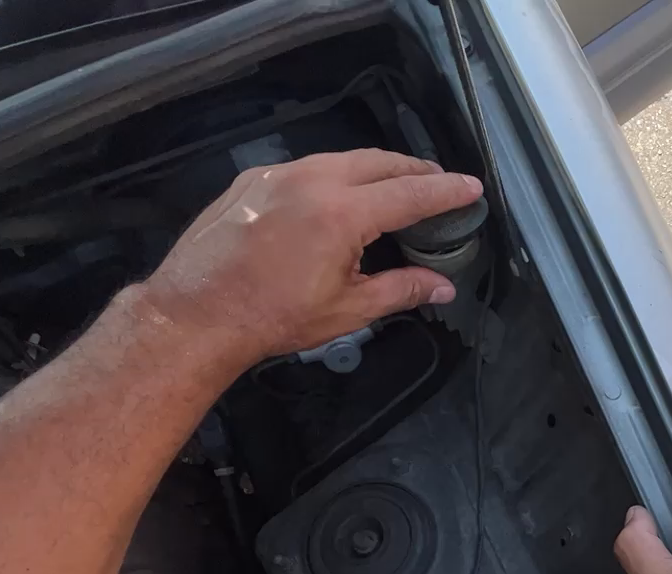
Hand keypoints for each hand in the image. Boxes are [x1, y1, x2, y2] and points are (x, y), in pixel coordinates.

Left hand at [139, 149, 483, 365]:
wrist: (198, 312)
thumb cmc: (278, 316)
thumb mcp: (351, 309)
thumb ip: (403, 290)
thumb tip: (443, 288)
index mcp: (341, 213)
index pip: (410, 193)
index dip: (447, 191)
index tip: (472, 187)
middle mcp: (311, 180)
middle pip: (379, 162)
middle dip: (416, 170)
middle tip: (440, 184)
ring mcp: (278, 174)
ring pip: (343, 159)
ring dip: (378, 170)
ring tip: (398, 189)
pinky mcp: (254, 180)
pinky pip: (310, 167)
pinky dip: (340, 176)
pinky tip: (345, 199)